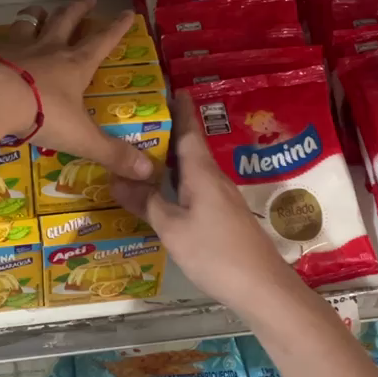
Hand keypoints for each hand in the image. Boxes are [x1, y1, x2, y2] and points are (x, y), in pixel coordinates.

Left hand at [0, 0, 154, 180]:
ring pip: (27, 22)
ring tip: (40, 9)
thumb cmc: (43, 116)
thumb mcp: (83, 138)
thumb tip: (148, 172)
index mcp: (74, 66)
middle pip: (66, 22)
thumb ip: (113, 154)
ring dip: (34, 14)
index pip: (103, 42)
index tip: (128, 14)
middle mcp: (48, 49)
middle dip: (79, 10)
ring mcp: (15, 46)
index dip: (117, 29)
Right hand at [111, 93, 308, 306]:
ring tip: (141, 153)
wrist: (261, 287)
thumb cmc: (214, 253)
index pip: (189, 132)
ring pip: (192, 171)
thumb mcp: (172, 228)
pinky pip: (195, 189)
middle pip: (189, 149)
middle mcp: (214, 179)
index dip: (179, 111)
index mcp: (202, 173)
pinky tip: (162, 191)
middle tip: (137, 122)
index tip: (169, 89)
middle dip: (167, 134)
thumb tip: (116, 178)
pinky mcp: (224, 217)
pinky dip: (177, 182)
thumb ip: (145, 202)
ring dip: (170, 160)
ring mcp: (222, 199)